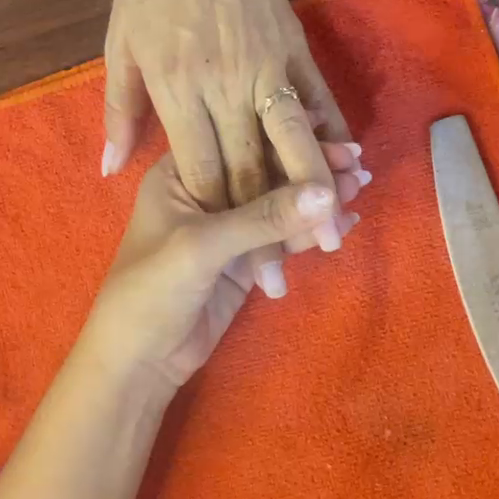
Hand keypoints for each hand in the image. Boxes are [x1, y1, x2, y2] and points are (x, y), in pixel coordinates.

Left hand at [81, 149, 366, 386]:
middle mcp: (204, 190)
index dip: (285, 139)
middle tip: (356, 165)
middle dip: (309, 169)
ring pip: (278, 204)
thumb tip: (327, 192)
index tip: (332, 138)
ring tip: (360, 186)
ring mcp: (226, 226)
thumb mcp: (202, 247)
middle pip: (264, 171)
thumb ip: (263, 218)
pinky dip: (311, 229)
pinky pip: (282, 237)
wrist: (138, 360)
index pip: (239, 143)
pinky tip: (346, 220)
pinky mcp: (244, 259)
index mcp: (180, 172)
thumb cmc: (151, 291)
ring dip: (317, 198)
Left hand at [102, 0, 351, 295]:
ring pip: (294, 141)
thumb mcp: (117, 45)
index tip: (236, 267)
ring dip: (315, 192)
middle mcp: (225, 87)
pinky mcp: (295, 49)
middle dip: (270, 229)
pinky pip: (320, 99)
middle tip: (288, 279)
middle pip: (251, 169)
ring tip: (333, 235)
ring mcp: (266, 67)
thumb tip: (108, 169)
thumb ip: (118, 111)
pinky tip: (350, 169)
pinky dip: (335, 135)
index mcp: (177, 90)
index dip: (222, 224)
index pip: (204, 171)